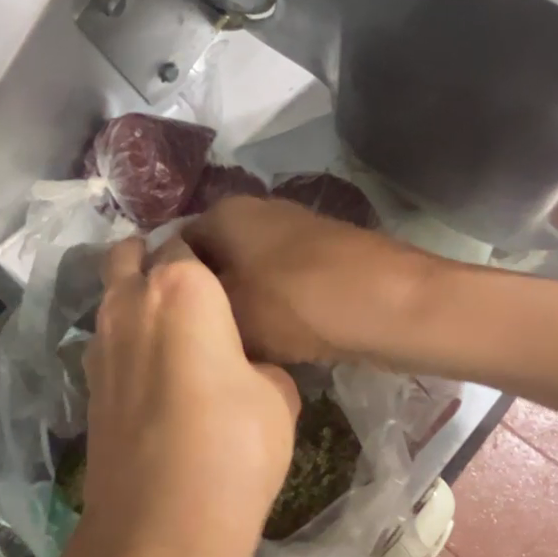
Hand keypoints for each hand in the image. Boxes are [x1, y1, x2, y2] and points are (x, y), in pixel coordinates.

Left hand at [82, 236, 301, 556]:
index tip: (226, 277)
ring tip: (172, 332)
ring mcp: (99, 342)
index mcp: (181, 286)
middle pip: (130, 255)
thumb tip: (242, 366)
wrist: (160, 524)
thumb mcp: (278, 396)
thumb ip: (259, 361)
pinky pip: (107, 341)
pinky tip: (153, 373)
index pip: (187, 242)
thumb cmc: (233, 447)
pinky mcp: (86, 383)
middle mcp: (130, 301)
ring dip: (134, 299)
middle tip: (191, 292)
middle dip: (153, 259)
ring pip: (112, 297)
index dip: (207, 257)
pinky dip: (125, 341)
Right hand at [184, 196, 446, 364]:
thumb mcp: (229, 312)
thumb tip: (175, 306)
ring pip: (246, 274)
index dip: (166, 286)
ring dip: (239, 306)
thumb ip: (191, 306)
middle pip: (212, 259)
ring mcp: (293, 230)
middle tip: (195, 340)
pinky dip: (270, 308)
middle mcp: (255, 210)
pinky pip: (278, 283)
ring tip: (232, 346)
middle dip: (205, 297)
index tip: (163, 325)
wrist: (393, 306)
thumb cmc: (296, 303)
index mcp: (223, 212)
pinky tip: (271, 342)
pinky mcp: (323, 255)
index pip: (172, 247)